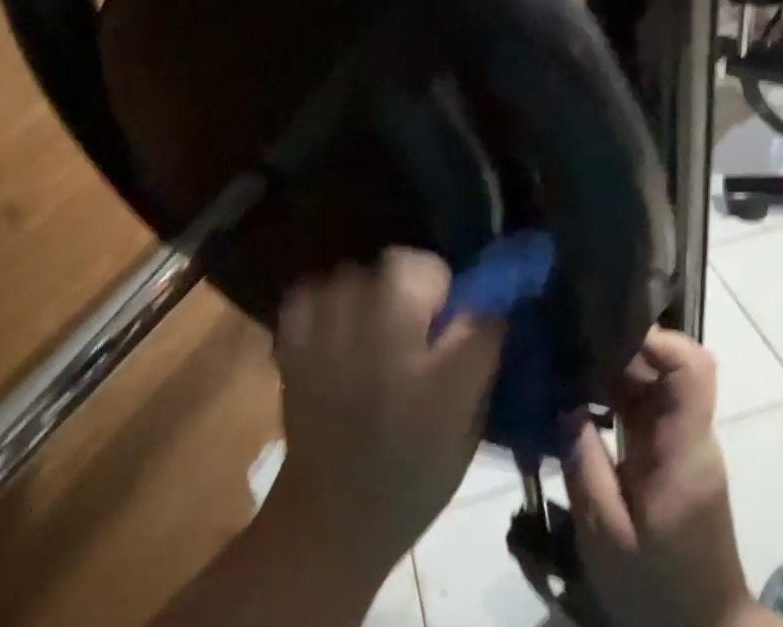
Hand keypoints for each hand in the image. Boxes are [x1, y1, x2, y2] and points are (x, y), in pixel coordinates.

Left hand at [268, 248, 506, 571]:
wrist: (331, 515)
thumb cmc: (414, 477)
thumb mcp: (469, 428)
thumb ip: (480, 360)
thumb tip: (489, 307)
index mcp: (440, 381)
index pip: (479, 310)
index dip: (477, 302)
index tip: (472, 314)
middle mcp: (384, 350)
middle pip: (407, 267)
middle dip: (421, 281)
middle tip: (420, 315)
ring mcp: (331, 342)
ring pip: (357, 272)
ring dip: (373, 290)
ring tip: (375, 325)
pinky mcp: (294, 346)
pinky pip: (312, 292)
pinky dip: (328, 301)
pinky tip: (339, 329)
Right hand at [564, 329, 778, 626]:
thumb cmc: (657, 587)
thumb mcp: (606, 534)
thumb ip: (584, 466)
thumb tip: (565, 406)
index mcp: (684, 449)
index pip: (692, 367)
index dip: (655, 337)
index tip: (602, 329)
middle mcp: (689, 437)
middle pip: (665, 368)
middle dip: (616, 349)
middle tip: (563, 343)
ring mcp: (680, 447)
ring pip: (651, 386)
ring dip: (608, 373)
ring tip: (559, 366)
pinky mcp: (667, 460)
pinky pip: (641, 412)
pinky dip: (609, 399)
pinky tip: (572, 401)